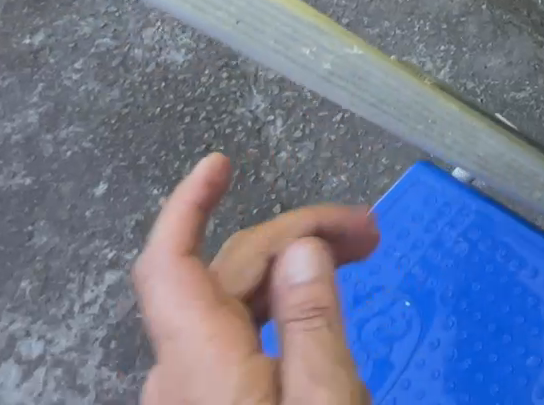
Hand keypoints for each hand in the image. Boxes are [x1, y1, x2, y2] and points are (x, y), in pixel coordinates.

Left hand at [132, 153, 380, 404]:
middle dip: (297, 232)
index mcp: (202, 372)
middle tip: (373, 231)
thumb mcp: (328, 403)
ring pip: (227, 302)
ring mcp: (188, 397)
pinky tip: (317, 299)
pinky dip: (278, 298)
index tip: (222, 163)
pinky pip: (233, 333)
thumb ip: (311, 324)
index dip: (188, 208)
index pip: (170, 270)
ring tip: (360, 253)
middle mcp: (179, 380)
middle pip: (221, 275)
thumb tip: (301, 248)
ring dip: (292, 263)